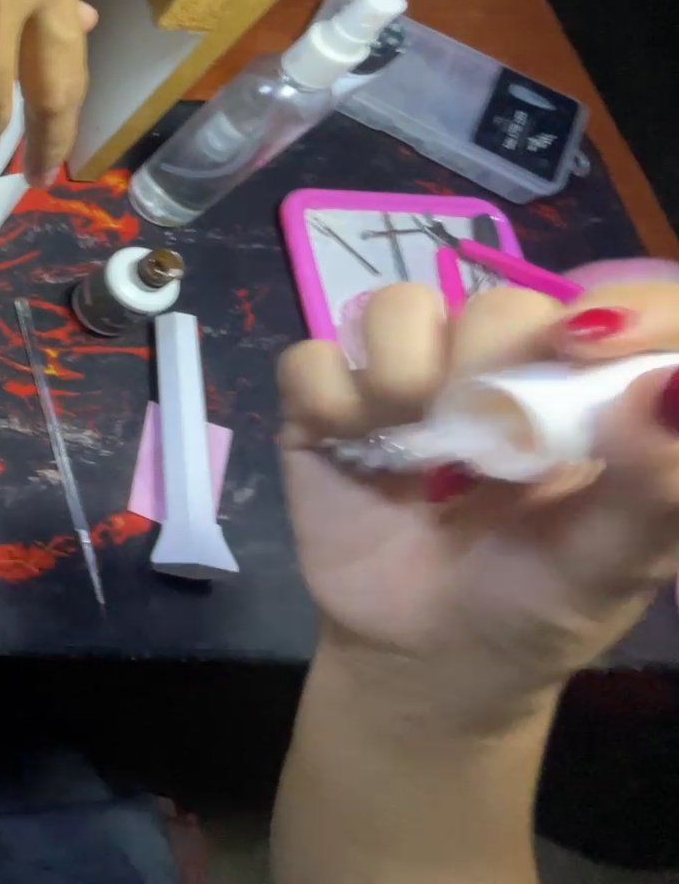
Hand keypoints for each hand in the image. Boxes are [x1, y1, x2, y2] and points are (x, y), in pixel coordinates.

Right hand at [277, 281, 678, 730]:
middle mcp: (493, 375)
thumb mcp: (616, 563)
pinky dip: (322, 394)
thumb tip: (667, 386)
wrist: (417, 647)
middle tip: (477, 439)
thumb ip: (654, 485)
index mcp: (587, 400)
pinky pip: (307, 358)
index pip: (619, 307)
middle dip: (484, 361)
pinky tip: (344, 442)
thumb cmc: (533, 605)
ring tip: (405, 435)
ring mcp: (399, 387)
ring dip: (396, 368)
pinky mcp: (319, 408)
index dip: (614, 308)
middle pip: (492, 303)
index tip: (581, 351)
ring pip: (391, 307)